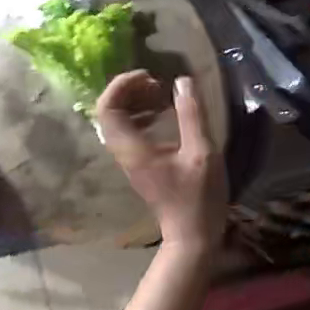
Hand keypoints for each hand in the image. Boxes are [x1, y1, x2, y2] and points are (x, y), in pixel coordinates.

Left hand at [93, 70, 225, 249]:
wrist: (191, 234)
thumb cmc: (199, 196)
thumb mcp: (202, 152)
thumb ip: (191, 115)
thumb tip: (182, 81)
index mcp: (132, 148)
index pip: (107, 108)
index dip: (121, 84)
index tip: (148, 75)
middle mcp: (122, 152)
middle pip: (108, 111)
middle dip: (129, 90)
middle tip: (157, 84)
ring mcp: (127, 159)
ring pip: (117, 121)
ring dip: (134, 102)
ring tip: (161, 94)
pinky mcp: (137, 163)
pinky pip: (128, 132)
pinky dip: (140, 116)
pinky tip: (163, 114)